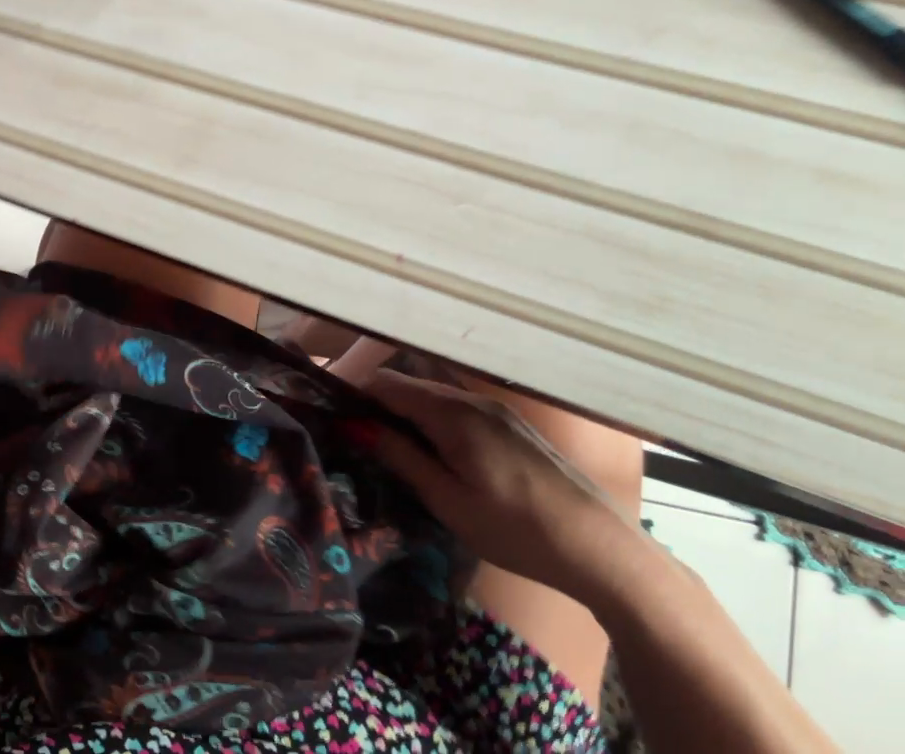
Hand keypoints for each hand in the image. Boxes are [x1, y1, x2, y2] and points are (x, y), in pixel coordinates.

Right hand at [355, 371, 647, 607]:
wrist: (606, 552)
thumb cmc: (516, 530)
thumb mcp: (446, 499)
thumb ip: (397, 455)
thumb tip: (351, 423)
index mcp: (452, 413)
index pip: (384, 383)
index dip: (352, 395)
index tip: (330, 418)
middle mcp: (475, 401)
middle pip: (409, 387)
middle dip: (376, 405)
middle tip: (352, 438)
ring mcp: (500, 413)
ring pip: (435, 399)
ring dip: (406, 415)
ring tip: (388, 450)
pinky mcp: (516, 429)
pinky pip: (459, 412)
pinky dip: (434, 423)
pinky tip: (433, 455)